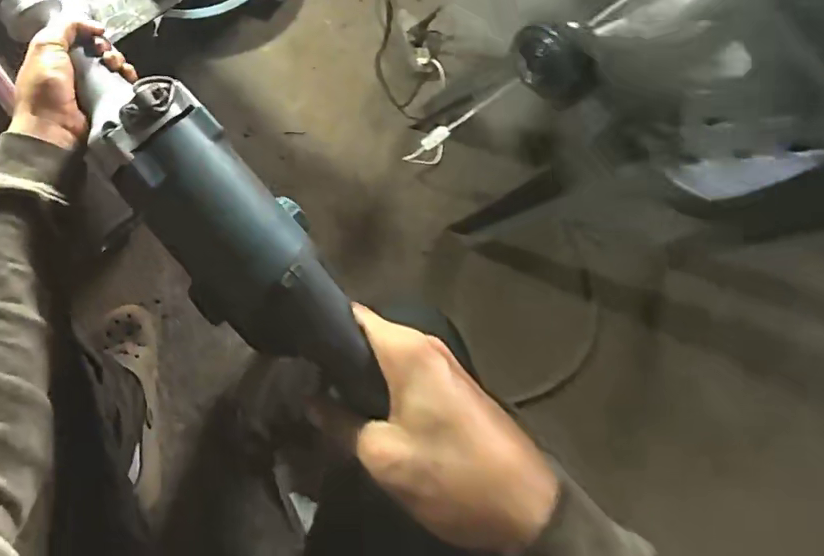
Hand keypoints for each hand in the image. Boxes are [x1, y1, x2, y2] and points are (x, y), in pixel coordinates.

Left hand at [8, 15, 135, 149]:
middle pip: (99, 49)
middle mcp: (74, 71)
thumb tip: (94, 26)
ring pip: (113, 64)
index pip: (79, 36)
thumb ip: (64, 28)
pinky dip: (127, 76)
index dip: (90, 32)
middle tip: (104, 54)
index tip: (96, 34)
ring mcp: (91, 87)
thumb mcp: (45, 47)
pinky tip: (126, 75)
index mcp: (56, 57)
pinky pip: (122, 82)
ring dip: (118, 60)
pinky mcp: (105, 101)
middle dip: (106, 47)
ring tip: (115, 66)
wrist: (53, 131)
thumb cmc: (45, 89)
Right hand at [312, 304, 559, 554]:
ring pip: (385, 355)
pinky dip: (383, 384)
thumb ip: (339, 423)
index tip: (294, 346)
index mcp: (406, 346)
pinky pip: (405, 371)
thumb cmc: (451, 472)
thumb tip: (311, 401)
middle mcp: (423, 342)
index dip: (319, 326)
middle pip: (367, 334)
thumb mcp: (385, 457)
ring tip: (328, 394)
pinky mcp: (451, 385)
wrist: (528, 510)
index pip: (350, 313)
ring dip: (360, 373)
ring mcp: (441, 362)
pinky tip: (366, 408)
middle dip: (337, 354)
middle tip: (305, 377)